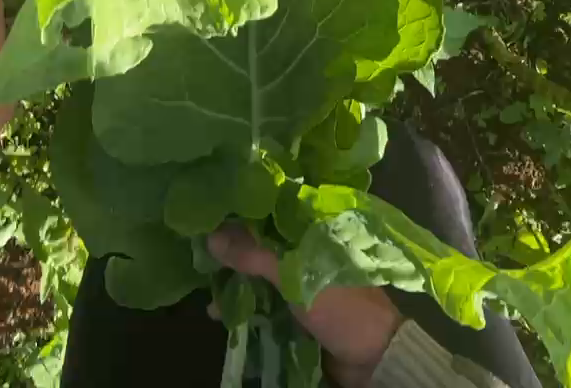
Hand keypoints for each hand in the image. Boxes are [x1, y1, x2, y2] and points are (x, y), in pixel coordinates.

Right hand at [209, 224, 402, 387]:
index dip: (239, 213)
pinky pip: (262, 300)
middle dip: (230, 251)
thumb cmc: (338, 303)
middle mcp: (300, 251)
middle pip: (258, 245)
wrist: (371, 358)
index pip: (268, 213)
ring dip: (233, 281)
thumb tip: (211, 236)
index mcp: (308, 231)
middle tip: (199, 255)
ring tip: (207, 290)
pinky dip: (242, 304)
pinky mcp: (293, 310)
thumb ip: (253, 255)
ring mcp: (297, 281)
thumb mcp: (294, 275)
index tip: (208, 212)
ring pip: (257, 274)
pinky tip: (220, 312)